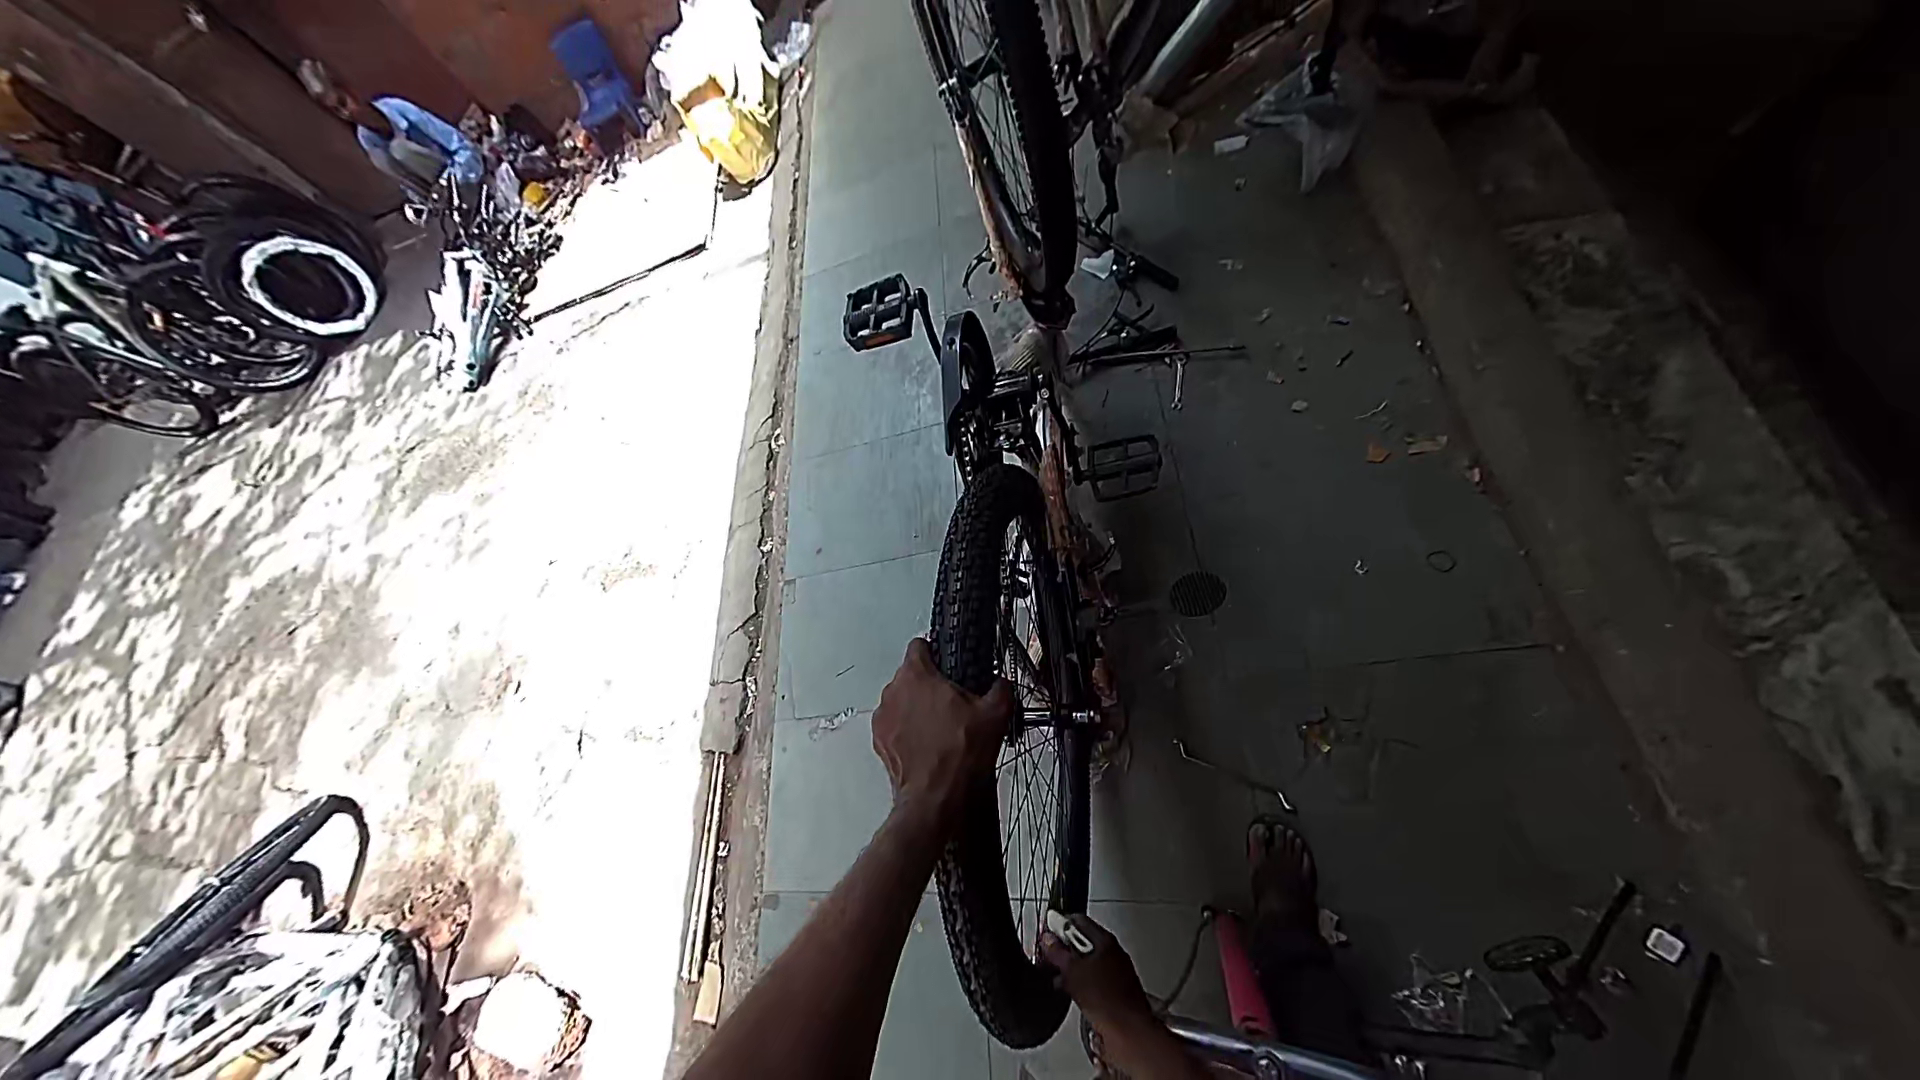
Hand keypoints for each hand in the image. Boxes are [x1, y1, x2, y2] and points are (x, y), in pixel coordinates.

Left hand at [871, 638, 1012, 822]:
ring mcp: (884, 717)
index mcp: (916, 675)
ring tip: (942, 726)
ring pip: (902, 699)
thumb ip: (1000, 689)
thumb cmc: (957, 757)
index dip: (935, 651)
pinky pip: (895, 724)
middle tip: (952, 701)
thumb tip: (1002, 684)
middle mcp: (894, 691)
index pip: (919, 645)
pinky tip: (929, 743)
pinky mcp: (880, 740)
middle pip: (911, 674)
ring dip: (917, 707)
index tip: (945, 660)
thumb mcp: (994, 716)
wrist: (935, 799)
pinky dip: (908, 729)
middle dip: (930, 684)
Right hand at [1039, 914, 1155, 1031]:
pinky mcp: (1119, 990)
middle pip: (1083, 941)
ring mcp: (1118, 971)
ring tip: (1059, 979)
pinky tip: (1075, 994)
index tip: (1046, 936)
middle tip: (1050, 958)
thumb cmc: (1107, 1000)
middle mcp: (1113, 952)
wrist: (1129, 1033)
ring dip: (1072, 968)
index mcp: (1104, 939)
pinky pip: (1096, 979)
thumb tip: (1047, 940)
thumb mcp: (1072, 972)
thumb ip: (1057, 953)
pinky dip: (1083, 983)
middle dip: (1064, 950)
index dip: (1058, 926)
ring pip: (1089, 961)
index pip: (1076, 920)